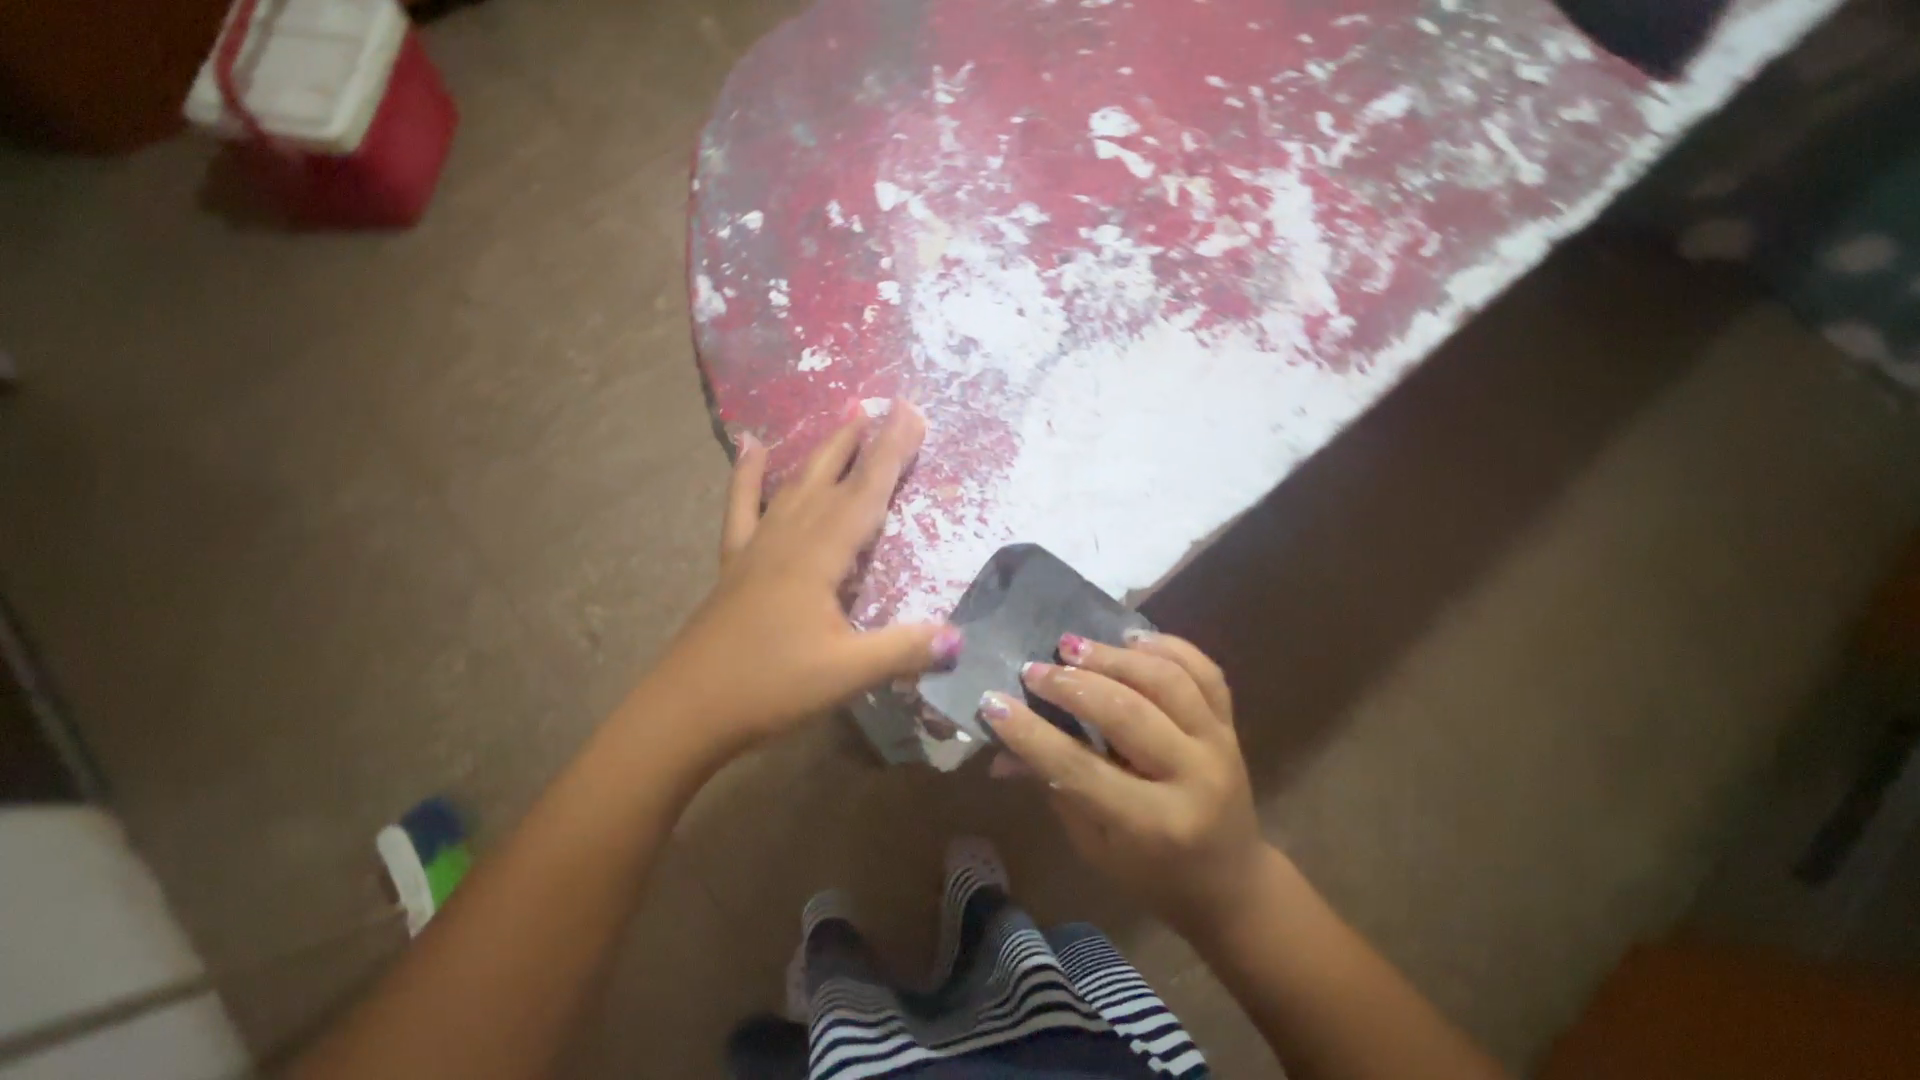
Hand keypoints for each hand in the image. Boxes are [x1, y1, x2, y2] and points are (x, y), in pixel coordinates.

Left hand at [646, 400, 961, 753]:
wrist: (688, 709)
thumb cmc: (770, 687)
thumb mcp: (845, 674)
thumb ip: (903, 650)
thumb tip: (959, 638)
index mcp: (819, 557)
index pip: (866, 494)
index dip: (892, 452)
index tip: (913, 411)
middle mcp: (788, 540)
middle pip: (832, 479)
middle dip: (863, 441)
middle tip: (887, 405)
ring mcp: (756, 548)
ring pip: (794, 486)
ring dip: (822, 452)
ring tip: (843, 419)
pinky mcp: (734, 564)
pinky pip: (741, 508)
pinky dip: (746, 475)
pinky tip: (751, 447)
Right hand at [981, 632, 1266, 930]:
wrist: (1231, 881)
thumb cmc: (1152, 874)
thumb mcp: (1096, 846)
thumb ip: (1054, 790)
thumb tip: (1001, 751)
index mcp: (1152, 824)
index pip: (1079, 768)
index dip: (1032, 734)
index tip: (993, 703)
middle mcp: (1192, 778)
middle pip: (1127, 714)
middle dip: (1072, 686)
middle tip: (1032, 669)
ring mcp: (1218, 745)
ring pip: (1166, 682)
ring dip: (1114, 657)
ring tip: (1072, 645)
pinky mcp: (1231, 726)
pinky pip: (1205, 672)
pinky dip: (1168, 647)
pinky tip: (1130, 638)